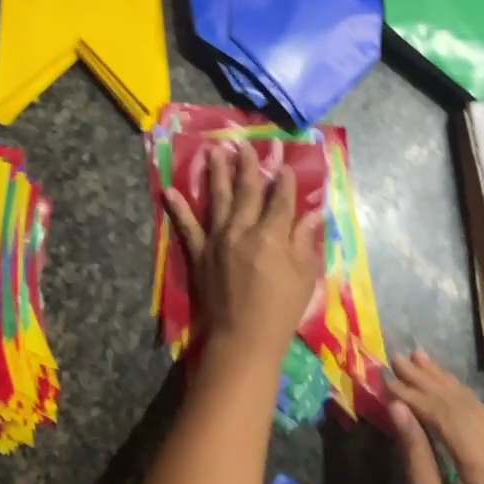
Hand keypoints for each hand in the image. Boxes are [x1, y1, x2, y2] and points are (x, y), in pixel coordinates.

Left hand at [163, 140, 324, 361]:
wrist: (242, 339)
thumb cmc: (281, 311)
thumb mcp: (304, 276)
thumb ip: (305, 241)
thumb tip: (313, 212)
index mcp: (272, 234)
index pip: (280, 200)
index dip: (284, 181)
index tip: (283, 164)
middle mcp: (242, 229)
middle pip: (247, 190)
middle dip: (248, 166)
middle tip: (245, 145)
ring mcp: (217, 239)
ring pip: (217, 198)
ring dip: (216, 173)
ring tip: (214, 150)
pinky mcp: (199, 253)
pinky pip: (186, 226)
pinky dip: (178, 208)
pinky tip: (170, 190)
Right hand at [388, 349, 483, 483]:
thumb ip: (415, 457)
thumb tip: (398, 408)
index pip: (449, 420)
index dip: (416, 395)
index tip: (386, 377)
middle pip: (466, 409)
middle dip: (429, 381)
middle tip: (397, 358)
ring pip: (480, 411)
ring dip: (446, 385)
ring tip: (418, 358)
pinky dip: (462, 402)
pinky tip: (445, 386)